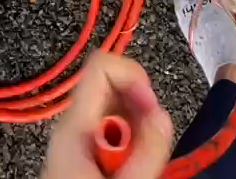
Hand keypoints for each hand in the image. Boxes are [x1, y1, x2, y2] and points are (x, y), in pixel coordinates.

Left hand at [42, 52, 173, 178]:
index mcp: (73, 127)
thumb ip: (145, 152)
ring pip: (117, 109)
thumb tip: (162, 111)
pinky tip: (134, 172)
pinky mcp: (86, 157)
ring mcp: (78, 141)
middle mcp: (73, 126)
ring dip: (140, 129)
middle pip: (113, 85)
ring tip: (144, 165)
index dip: (133, 76)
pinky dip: (133, 145)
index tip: (152, 108)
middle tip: (154, 144)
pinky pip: (115, 132)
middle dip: (142, 107)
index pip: (102, 66)